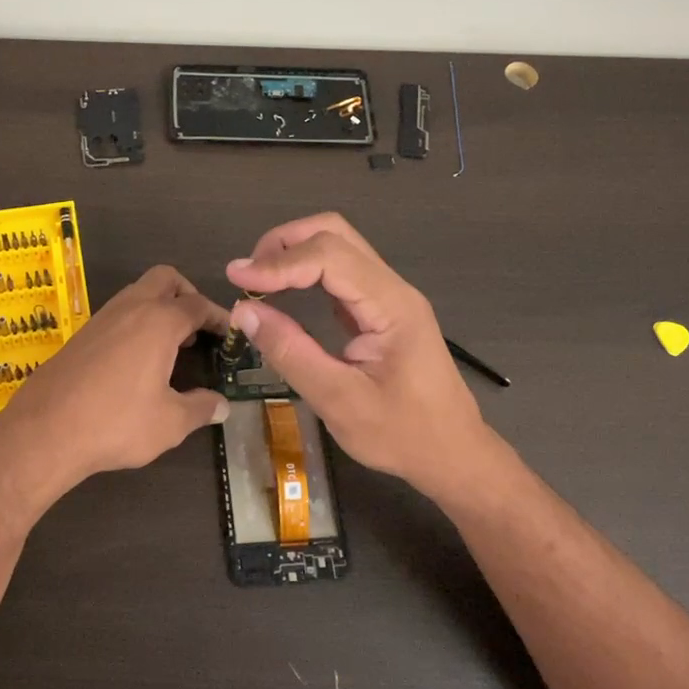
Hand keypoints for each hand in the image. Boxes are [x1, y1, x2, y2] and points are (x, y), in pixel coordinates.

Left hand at [0, 265, 230, 505]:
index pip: (199, 305)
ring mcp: (101, 318)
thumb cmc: (116, 423)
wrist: (44, 431)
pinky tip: (139, 360)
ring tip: (173, 346)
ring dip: (159, 307)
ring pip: (137, 293)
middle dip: (187, 295)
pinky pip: (118, 313)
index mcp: (158, 321)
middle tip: (200, 328)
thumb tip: (222, 406)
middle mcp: (130, 308)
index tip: (231, 335)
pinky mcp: (81, 335)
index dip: (219, 318)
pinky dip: (136, 323)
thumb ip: (200, 409)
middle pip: (165, 279)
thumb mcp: (170, 423)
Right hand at [224, 213, 495, 495]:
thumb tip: (244, 311)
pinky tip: (282, 294)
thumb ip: (291, 352)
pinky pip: (340, 272)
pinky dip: (306, 271)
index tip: (236, 278)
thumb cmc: (402, 434)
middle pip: (335, 234)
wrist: (452, 454)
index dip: (279, 262)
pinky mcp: (380, 310)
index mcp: (391, 306)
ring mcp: (388, 297)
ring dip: (294, 253)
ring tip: (257, 282)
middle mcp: (392, 289)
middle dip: (285, 244)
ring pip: (338, 246)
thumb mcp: (339, 401)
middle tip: (247, 276)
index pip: (329, 256)